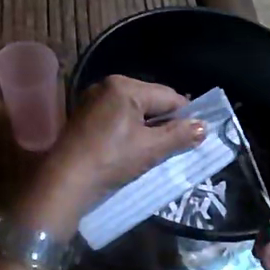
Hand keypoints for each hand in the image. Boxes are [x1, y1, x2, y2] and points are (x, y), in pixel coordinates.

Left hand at [20, 76, 204, 235]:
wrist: (65, 183)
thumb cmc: (111, 160)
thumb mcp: (151, 148)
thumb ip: (180, 135)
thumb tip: (204, 127)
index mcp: (125, 86)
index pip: (169, 96)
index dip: (185, 116)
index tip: (195, 136)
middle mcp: (107, 86)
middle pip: (151, 101)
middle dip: (165, 122)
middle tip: (175, 146)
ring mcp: (93, 100)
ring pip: (134, 110)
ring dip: (148, 128)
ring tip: (155, 149)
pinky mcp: (84, 117)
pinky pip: (118, 118)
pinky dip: (130, 130)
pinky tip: (132, 149)